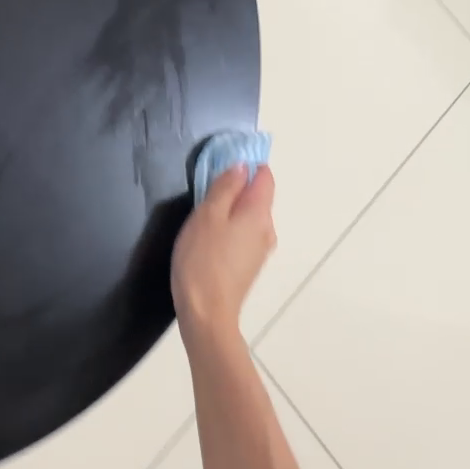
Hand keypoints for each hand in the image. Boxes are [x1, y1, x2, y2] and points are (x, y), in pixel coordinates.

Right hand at [171, 164, 276, 342]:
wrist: (206, 312)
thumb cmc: (202, 258)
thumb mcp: (207, 215)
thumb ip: (225, 188)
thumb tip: (240, 165)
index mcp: (258, 214)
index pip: (265, 178)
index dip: (249, 163)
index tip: (226, 156)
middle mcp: (266, 230)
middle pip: (258, 196)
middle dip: (238, 183)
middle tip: (207, 178)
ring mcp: (259, 249)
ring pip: (250, 214)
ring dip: (233, 203)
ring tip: (204, 203)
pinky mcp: (249, 263)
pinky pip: (244, 231)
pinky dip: (232, 221)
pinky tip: (209, 229)